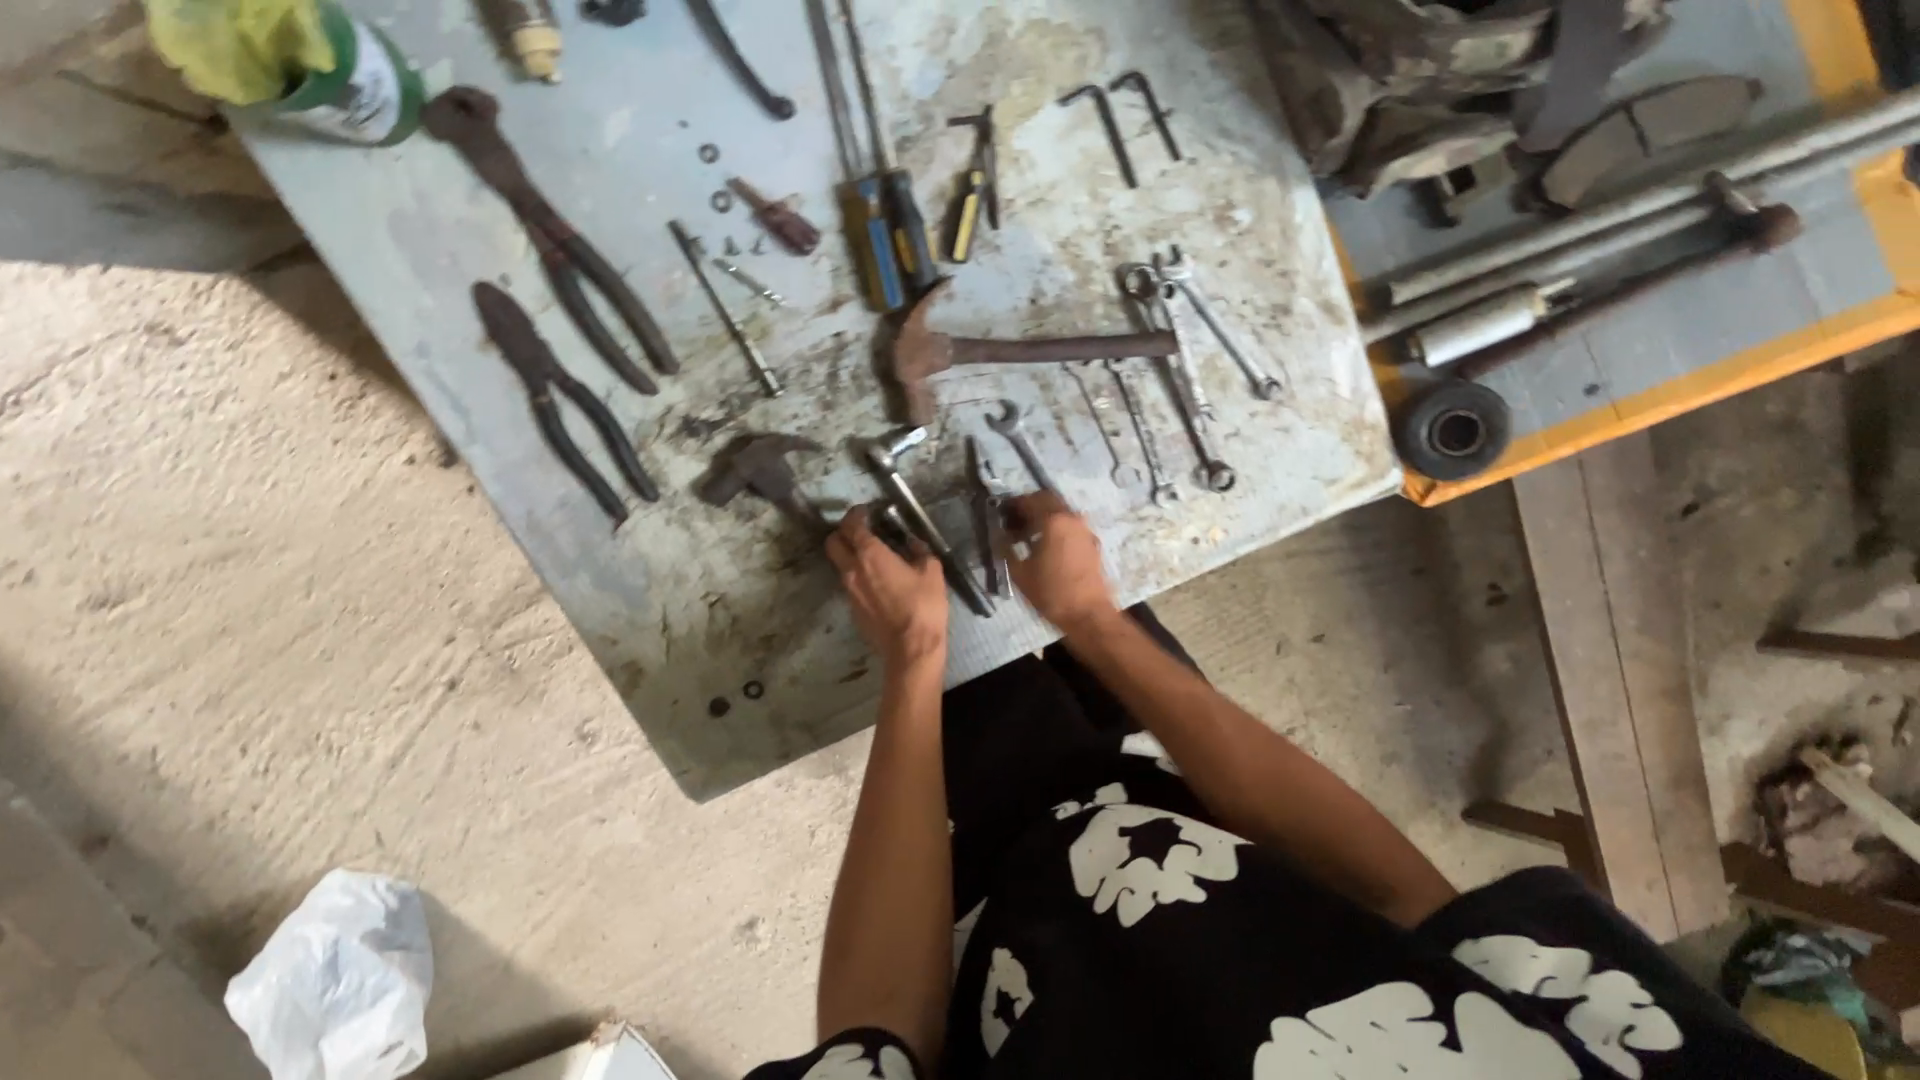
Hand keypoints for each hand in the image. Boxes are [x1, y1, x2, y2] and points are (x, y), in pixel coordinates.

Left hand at [827, 505, 948, 672]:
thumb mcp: (931, 571)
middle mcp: (852, 569)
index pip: (851, 525)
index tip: (865, 512)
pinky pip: (849, 585)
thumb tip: (913, 543)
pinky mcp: (852, 609)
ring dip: (848, 556)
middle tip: (860, 531)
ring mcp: (849, 591)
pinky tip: (876, 582)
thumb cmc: (923, 606)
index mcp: (871, 554)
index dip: (855, 514)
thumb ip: (920, 551)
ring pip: (839, 565)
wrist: (910, 647)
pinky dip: (857, 577)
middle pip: (832, 543)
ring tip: (870, 557)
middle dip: (842, 532)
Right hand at [1003, 493, 1117, 634]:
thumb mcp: (1019, 572)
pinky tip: (1045, 547)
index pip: (1028, 500)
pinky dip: (1056, 527)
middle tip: (1013, 523)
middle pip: (1047, 500)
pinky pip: (1070, 525)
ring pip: (1060, 511)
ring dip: (1043, 517)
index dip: (1011, 505)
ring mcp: (1085, 529)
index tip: (1000, 514)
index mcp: (1053, 520)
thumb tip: (997, 533)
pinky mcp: (1092, 542)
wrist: (1088, 614)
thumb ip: (1005, 547)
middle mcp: (1071, 517)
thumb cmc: (1051, 593)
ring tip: (1027, 537)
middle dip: (1028, 507)